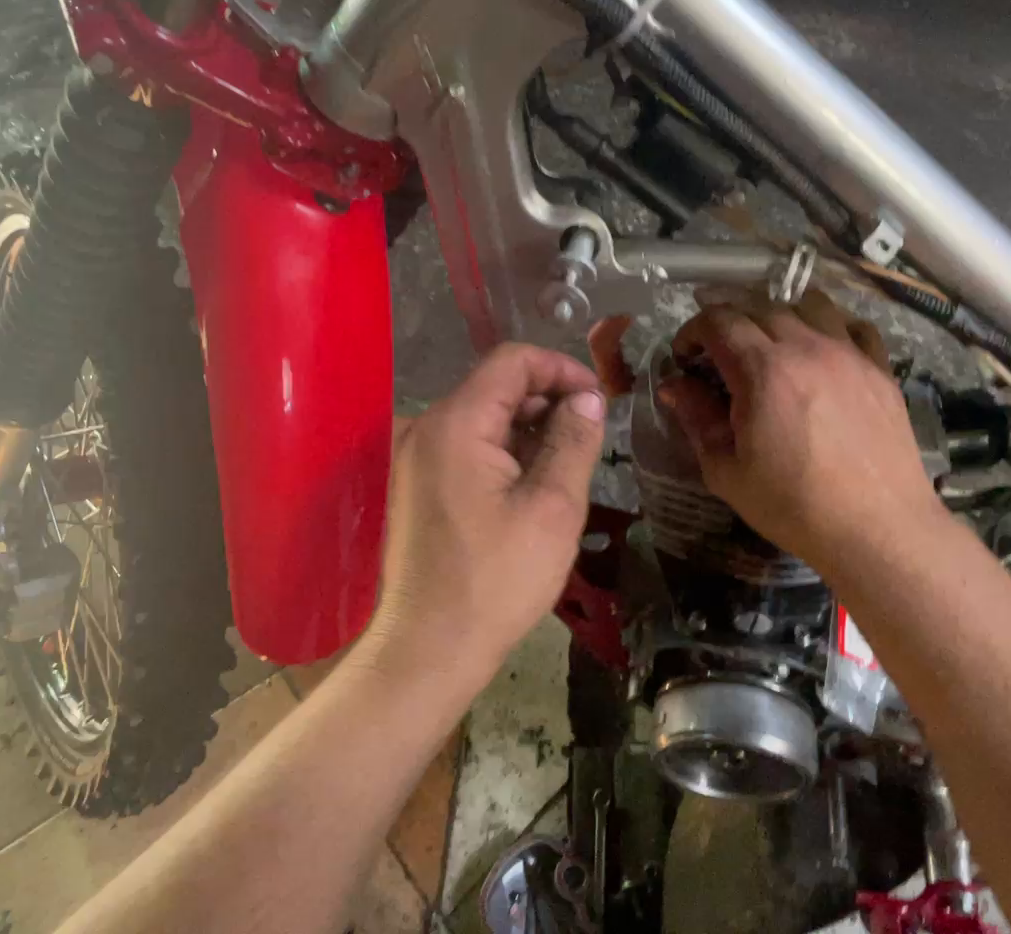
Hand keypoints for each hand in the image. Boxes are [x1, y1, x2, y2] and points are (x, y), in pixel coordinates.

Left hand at [364, 343, 606, 681]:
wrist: (428, 648)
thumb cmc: (496, 580)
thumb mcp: (552, 508)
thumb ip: (573, 441)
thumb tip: (589, 398)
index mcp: (456, 423)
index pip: (512, 361)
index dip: (562, 369)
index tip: (597, 402)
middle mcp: (425, 428)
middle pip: (495, 387)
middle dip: (547, 402)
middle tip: (588, 440)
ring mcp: (413, 458)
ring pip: (481, 419)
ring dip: (527, 431)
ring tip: (564, 469)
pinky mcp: (414, 486)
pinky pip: (464, 448)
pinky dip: (502, 454)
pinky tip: (529, 489)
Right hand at [655, 291, 948, 573]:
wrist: (877, 530)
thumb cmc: (793, 506)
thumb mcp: (727, 471)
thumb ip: (696, 419)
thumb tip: (673, 386)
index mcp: (762, 370)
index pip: (717, 321)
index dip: (692, 333)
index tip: (686, 361)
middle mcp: (806, 347)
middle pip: (759, 306)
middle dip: (730, 324)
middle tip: (721, 359)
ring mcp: (849, 354)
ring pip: (809, 304)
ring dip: (780, 317)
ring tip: (773, 348)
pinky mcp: (881, 369)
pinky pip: (856, 326)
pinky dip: (832, 328)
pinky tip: (824, 353)